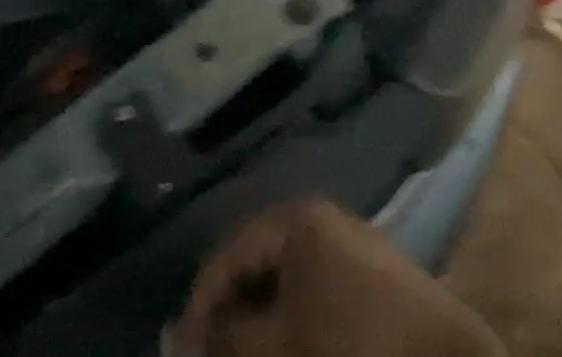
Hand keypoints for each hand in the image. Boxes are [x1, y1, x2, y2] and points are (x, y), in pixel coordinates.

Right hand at [169, 198, 503, 356]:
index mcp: (297, 220)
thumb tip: (197, 332)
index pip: (228, 254)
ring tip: (247, 352)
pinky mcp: (377, 275)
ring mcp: (354, 244)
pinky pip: (318, 288)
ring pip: (288, 278)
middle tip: (213, 350)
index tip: (185, 348)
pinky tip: (288, 343)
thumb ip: (226, 335)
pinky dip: (295, 315)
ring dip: (262, 315)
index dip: (200, 304)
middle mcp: (325, 219)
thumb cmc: (350, 347)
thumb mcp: (274, 346)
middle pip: (258, 262)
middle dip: (232, 309)